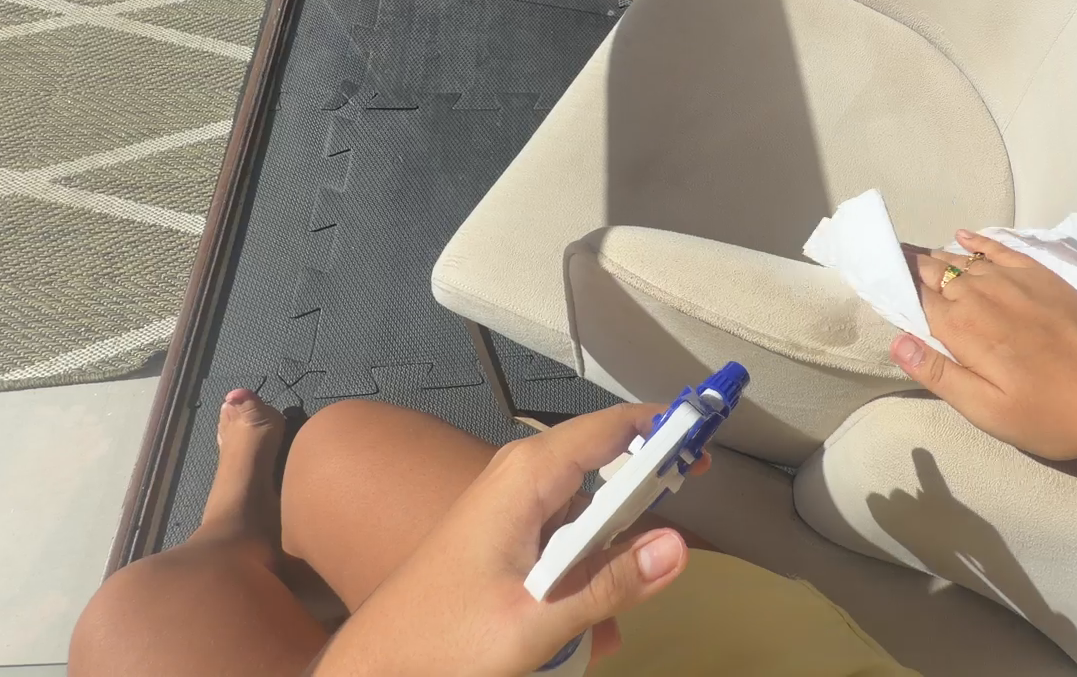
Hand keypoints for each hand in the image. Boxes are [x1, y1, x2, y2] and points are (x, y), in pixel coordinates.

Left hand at [312, 403, 689, 676]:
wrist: (368, 673)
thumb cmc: (442, 643)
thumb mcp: (534, 623)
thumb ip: (611, 583)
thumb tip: (682, 548)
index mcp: (531, 472)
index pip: (614, 425)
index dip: (665, 425)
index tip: (708, 439)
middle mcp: (525, 470)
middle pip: (607, 457)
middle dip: (647, 490)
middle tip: (679, 528)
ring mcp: (515, 497)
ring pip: (590, 500)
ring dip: (615, 544)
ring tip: (618, 607)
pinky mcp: (509, 525)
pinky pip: (568, 529)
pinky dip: (587, 563)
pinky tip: (587, 623)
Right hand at [895, 230, 1076, 460]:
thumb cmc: (1050, 413)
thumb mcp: (987, 410)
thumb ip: (938, 374)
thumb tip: (896, 339)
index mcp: (963, 329)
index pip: (918, 299)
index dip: (898, 288)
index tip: (878, 278)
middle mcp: (982, 295)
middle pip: (937, 274)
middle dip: (913, 268)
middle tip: (893, 263)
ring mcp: (1014, 281)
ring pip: (964, 261)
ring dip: (939, 258)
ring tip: (920, 257)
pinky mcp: (1041, 277)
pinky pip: (1001, 248)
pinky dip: (979, 242)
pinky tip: (964, 236)